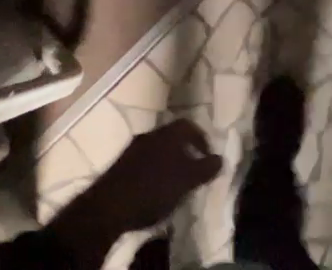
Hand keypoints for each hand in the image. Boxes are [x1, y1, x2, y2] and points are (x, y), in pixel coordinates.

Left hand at [87, 120, 223, 231]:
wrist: (110, 205)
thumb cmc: (154, 189)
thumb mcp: (186, 182)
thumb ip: (205, 169)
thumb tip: (221, 158)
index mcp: (167, 134)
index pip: (188, 125)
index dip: (201, 138)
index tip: (208, 156)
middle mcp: (150, 135)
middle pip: (173, 136)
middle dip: (186, 151)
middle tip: (195, 170)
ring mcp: (133, 149)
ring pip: (158, 149)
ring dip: (170, 162)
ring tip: (178, 183)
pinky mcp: (122, 165)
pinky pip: (145, 161)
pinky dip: (156, 171)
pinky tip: (157, 190)